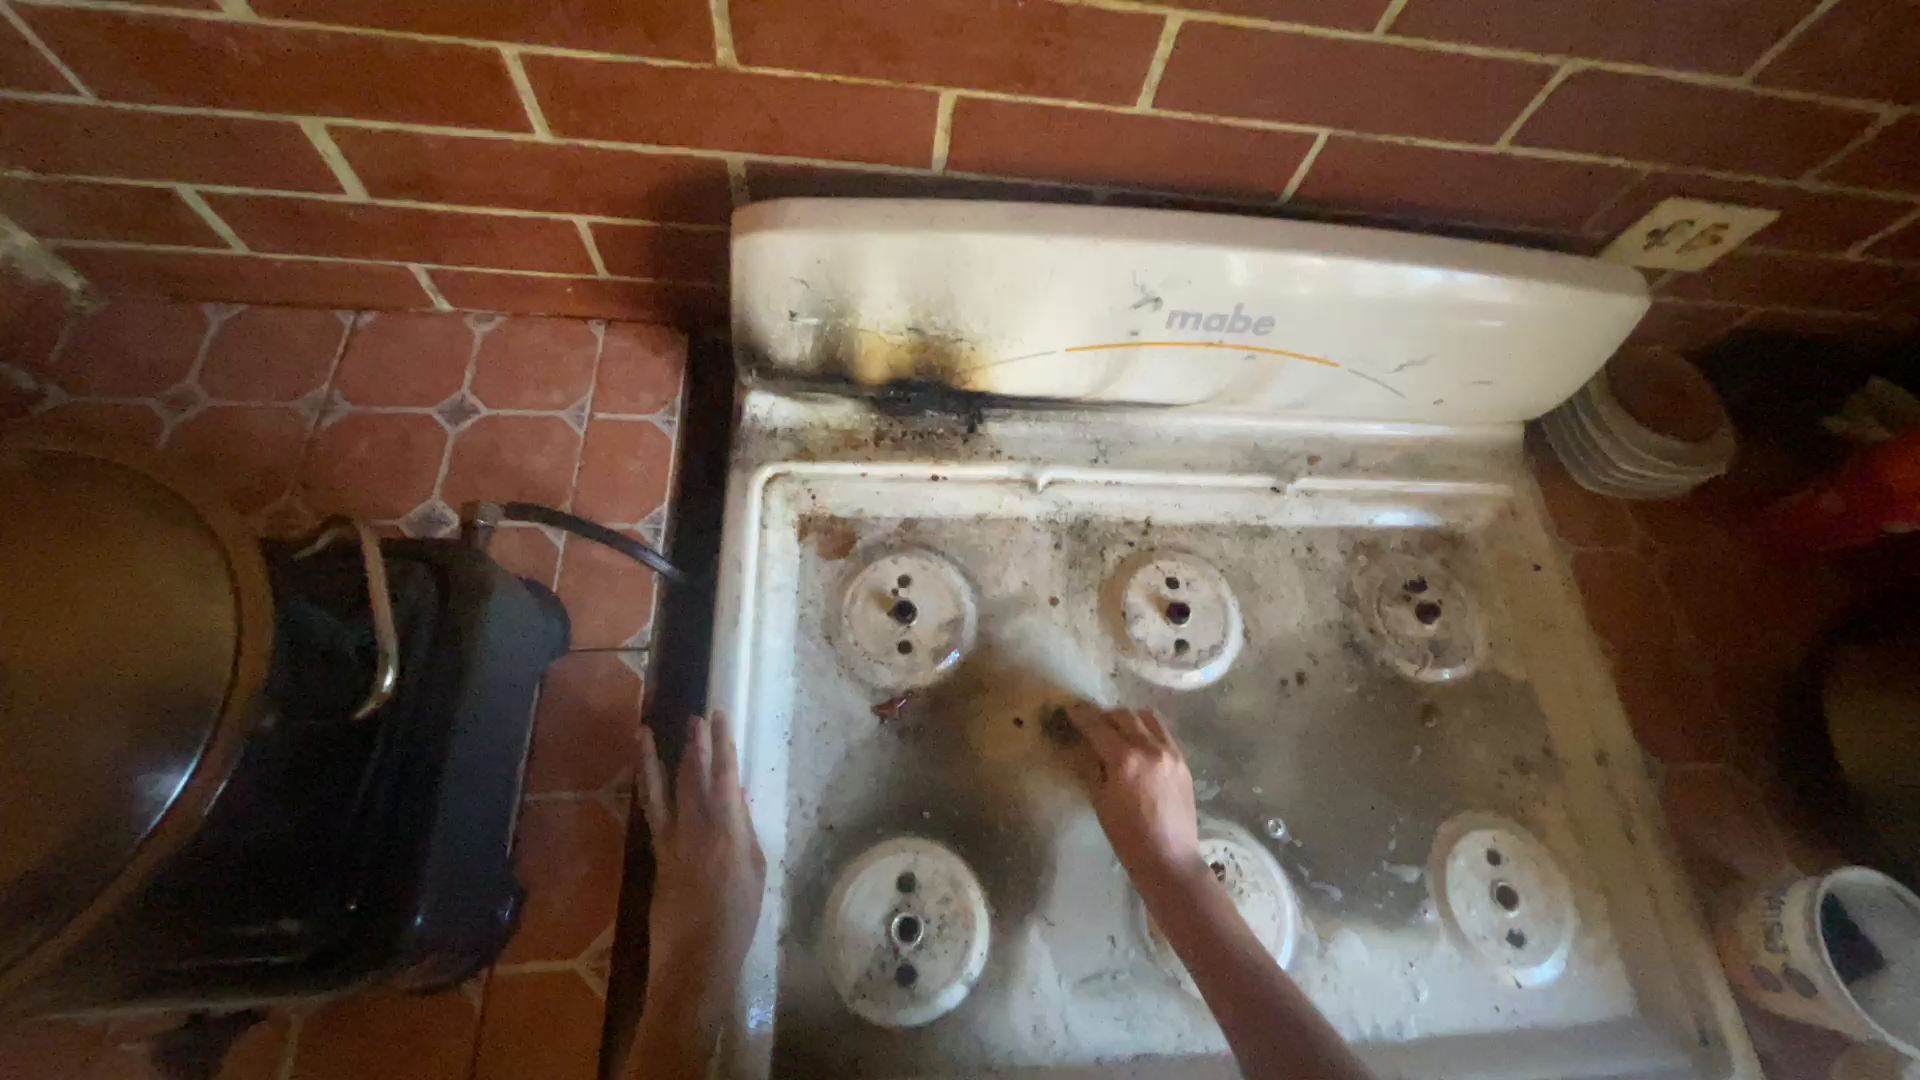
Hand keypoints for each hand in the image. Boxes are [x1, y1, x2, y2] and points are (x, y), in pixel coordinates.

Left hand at [638, 711, 766, 978]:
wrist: (696, 958)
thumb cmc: (738, 916)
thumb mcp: (755, 869)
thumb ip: (745, 832)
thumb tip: (738, 803)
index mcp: (728, 829)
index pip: (726, 775)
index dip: (723, 744)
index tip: (720, 718)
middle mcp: (696, 828)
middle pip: (693, 776)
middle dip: (695, 744)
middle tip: (695, 717)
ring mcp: (671, 841)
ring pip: (661, 791)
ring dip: (654, 759)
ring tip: (645, 734)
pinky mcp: (657, 856)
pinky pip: (653, 814)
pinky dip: (649, 791)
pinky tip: (647, 778)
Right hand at [1065, 704, 1204, 895]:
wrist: (1169, 859)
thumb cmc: (1127, 836)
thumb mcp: (1099, 800)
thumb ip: (1091, 766)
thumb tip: (1084, 745)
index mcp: (1125, 759)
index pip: (1097, 726)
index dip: (1081, 714)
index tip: (1070, 706)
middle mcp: (1149, 748)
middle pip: (1123, 715)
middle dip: (1104, 715)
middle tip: (1093, 724)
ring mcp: (1170, 752)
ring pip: (1146, 718)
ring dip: (1128, 718)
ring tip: (1118, 731)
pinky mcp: (1183, 761)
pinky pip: (1162, 733)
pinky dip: (1146, 730)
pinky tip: (1139, 745)